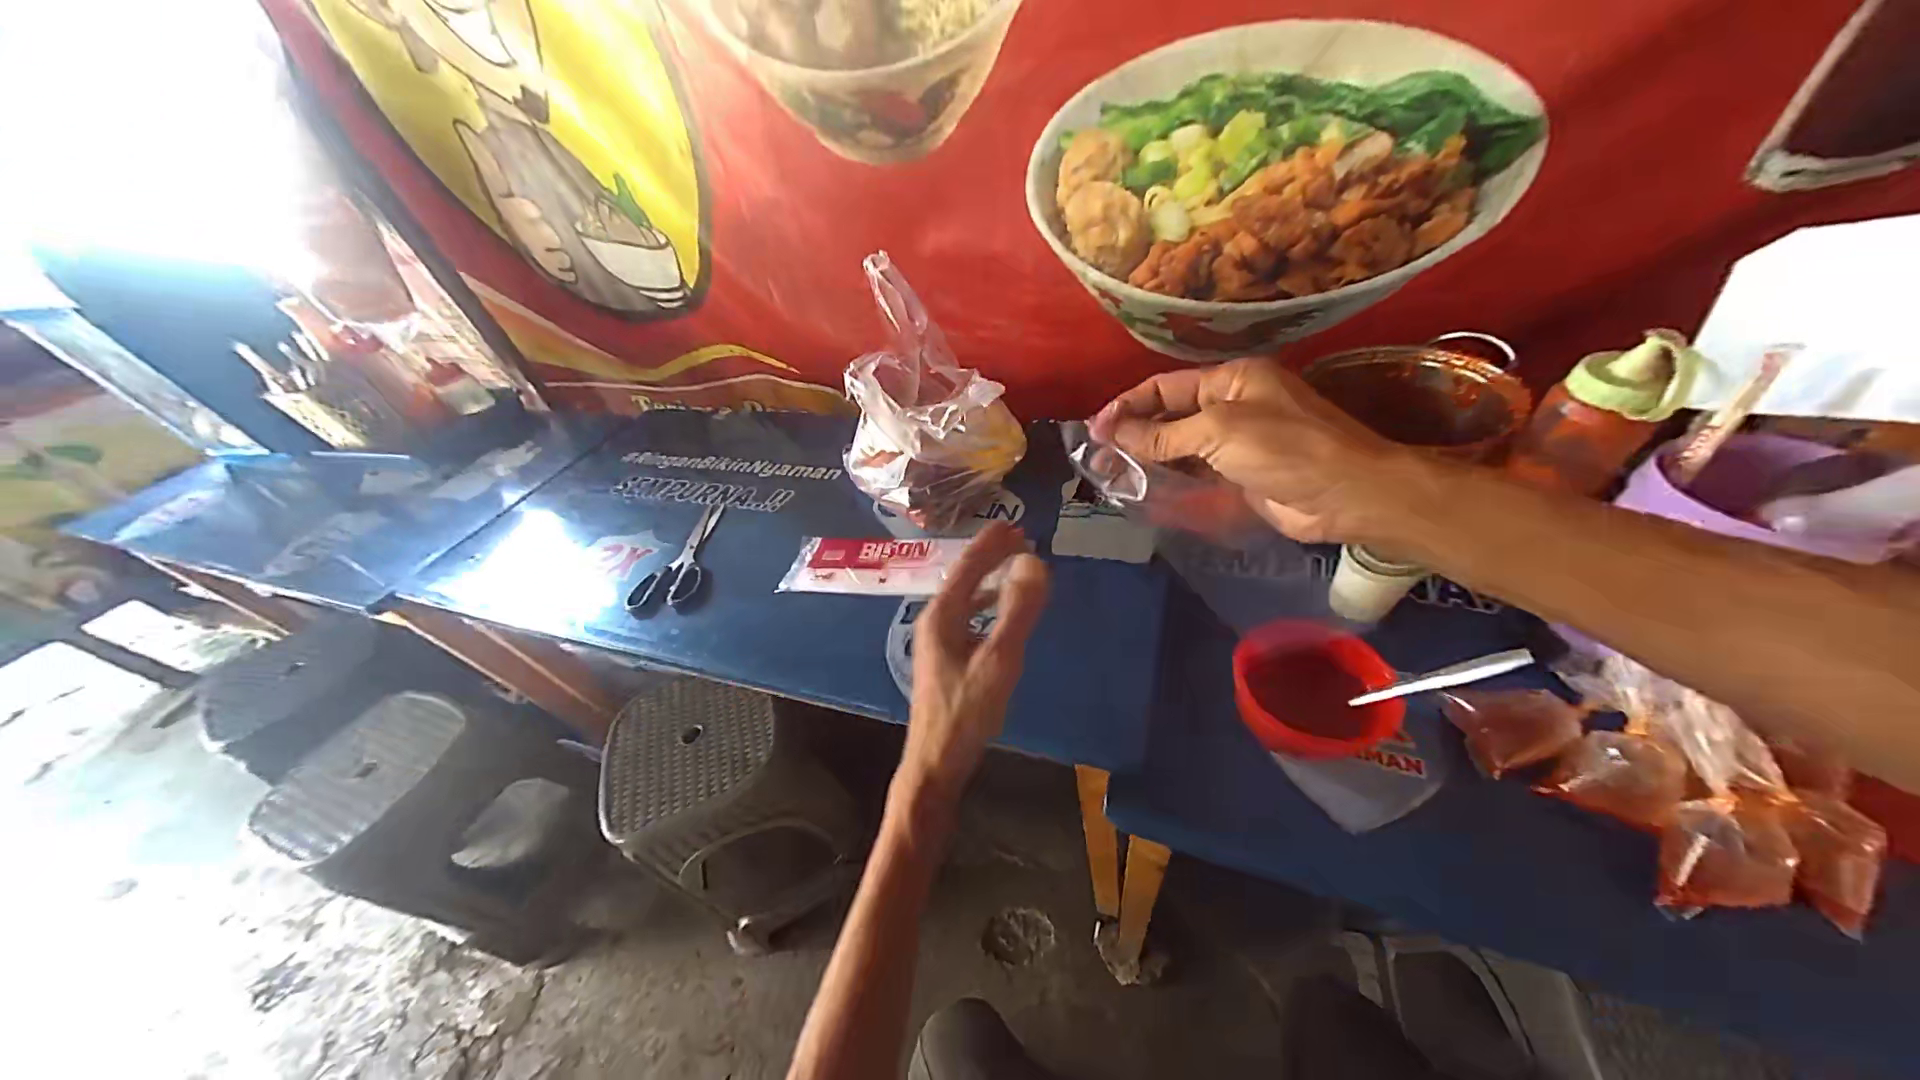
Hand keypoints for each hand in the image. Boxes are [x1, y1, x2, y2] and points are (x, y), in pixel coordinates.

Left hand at [902, 524, 1050, 805]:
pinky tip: (1001, 613)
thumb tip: (1034, 562)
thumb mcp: (998, 660)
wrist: (936, 761)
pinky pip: (969, 617)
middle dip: (990, 556)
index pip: (968, 567)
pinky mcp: (945, 659)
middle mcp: (934, 622)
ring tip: (1015, 566)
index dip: (991, 544)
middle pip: (964, 578)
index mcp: (942, 616)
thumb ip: (1018, 611)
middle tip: (1019, 537)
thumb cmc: (967, 712)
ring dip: (990, 579)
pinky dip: (987, 605)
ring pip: (966, 598)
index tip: (1013, 524)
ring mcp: (937, 641)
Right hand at [1090, 358, 1423, 544]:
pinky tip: (1142, 487)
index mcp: (1231, 379)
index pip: (1166, 386)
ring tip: (1109, 473)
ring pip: (1179, 446)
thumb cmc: (1286, 449)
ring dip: (1146, 457)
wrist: (1346, 495)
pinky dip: (1169, 477)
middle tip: (1097, 455)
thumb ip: (1164, 434)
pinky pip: (1195, 471)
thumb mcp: (1219, 431)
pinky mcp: (1239, 474)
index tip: (1096, 429)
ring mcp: (1236, 441)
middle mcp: (1231, 405)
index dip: (1128, 405)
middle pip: (1169, 415)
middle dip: (1132, 433)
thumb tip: (1114, 432)